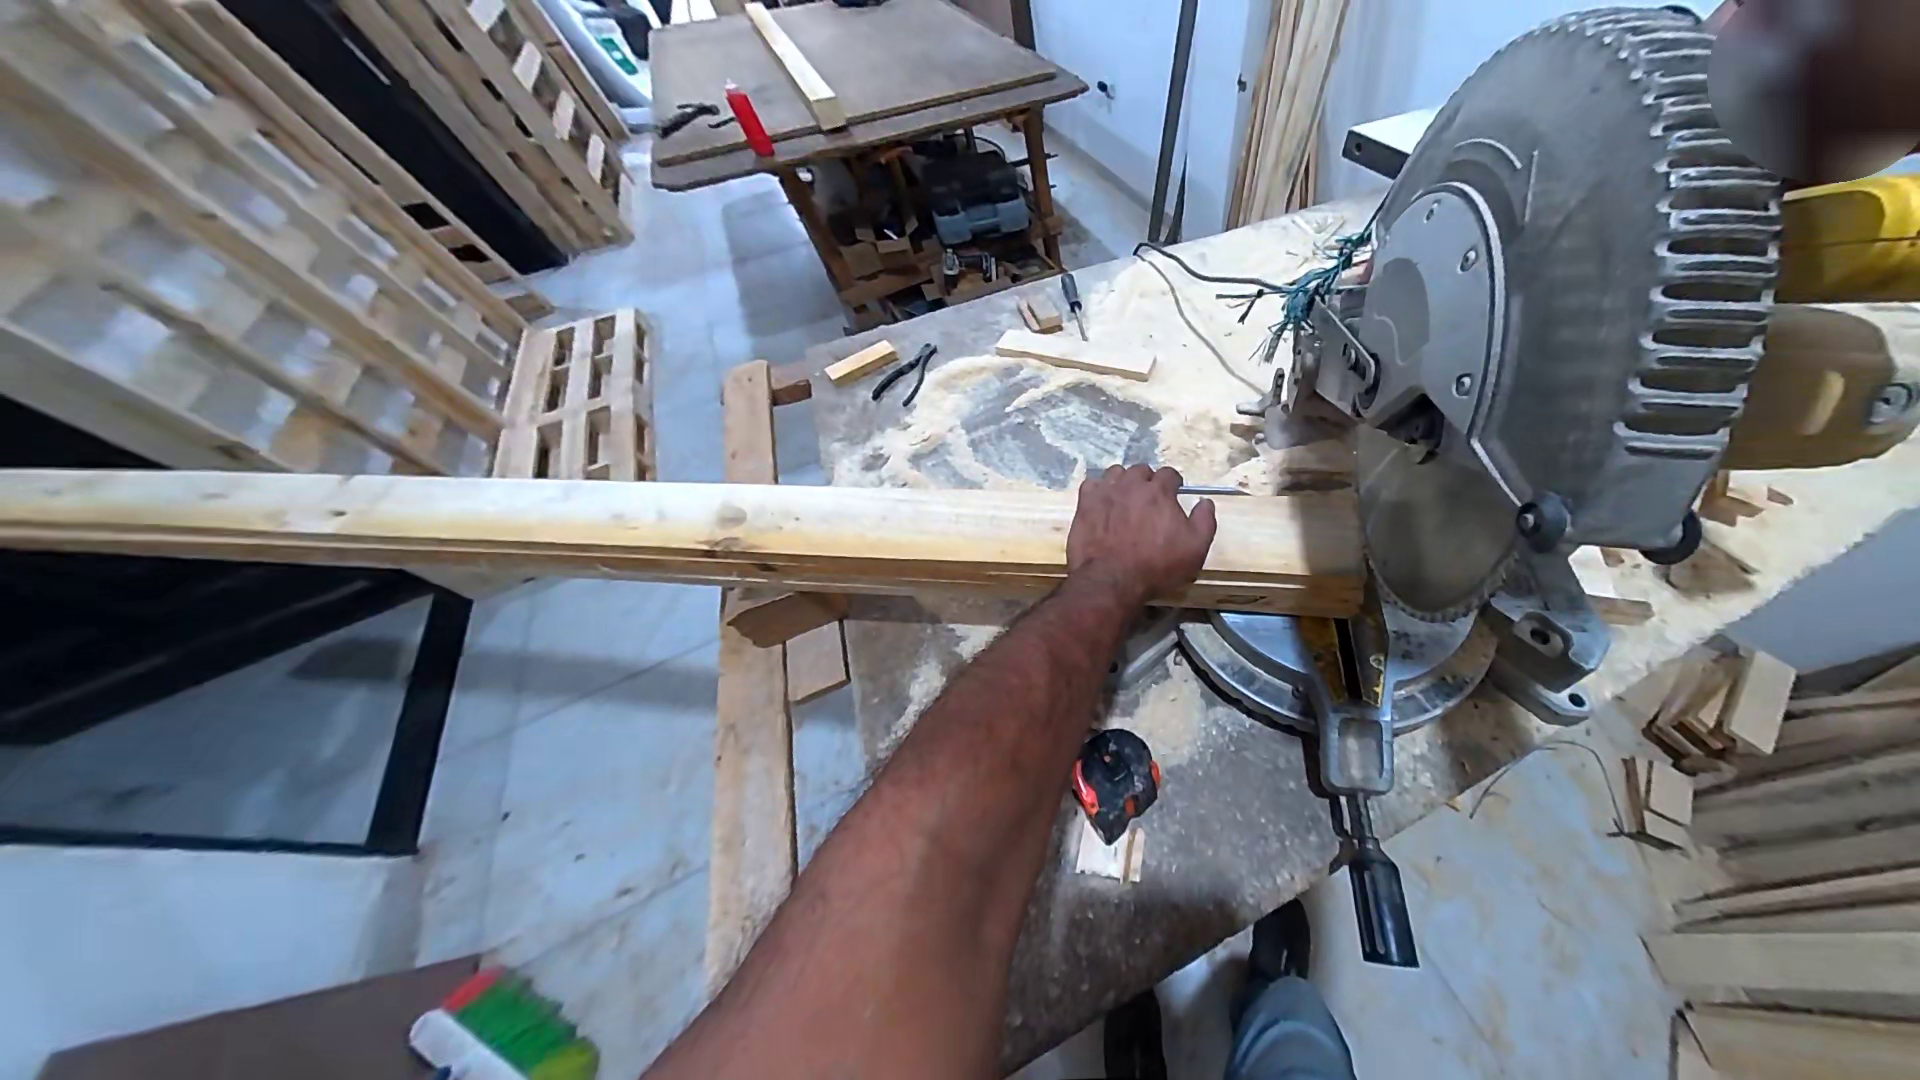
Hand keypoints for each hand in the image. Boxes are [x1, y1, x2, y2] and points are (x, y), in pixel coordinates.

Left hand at [1067, 465, 1217, 607]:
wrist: (1112, 579)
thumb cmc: (1157, 567)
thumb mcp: (1195, 549)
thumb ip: (1204, 521)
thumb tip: (1205, 501)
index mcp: (1159, 492)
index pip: (1169, 474)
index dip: (1173, 483)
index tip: (1173, 493)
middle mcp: (1131, 485)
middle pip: (1141, 471)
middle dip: (1147, 481)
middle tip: (1148, 499)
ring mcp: (1105, 493)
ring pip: (1115, 474)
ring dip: (1122, 481)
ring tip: (1124, 498)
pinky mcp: (1084, 504)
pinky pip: (1091, 485)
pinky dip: (1097, 490)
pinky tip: (1101, 502)